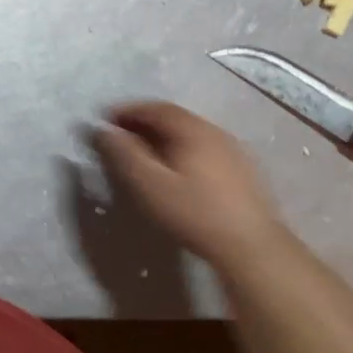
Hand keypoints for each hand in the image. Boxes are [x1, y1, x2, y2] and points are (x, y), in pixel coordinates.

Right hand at [91, 101, 283, 266]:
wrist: (249, 244)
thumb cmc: (192, 212)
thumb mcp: (148, 184)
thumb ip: (123, 154)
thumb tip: (102, 131)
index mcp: (192, 131)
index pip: (156, 108)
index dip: (127, 111)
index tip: (104, 120)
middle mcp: (215, 132)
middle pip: (174, 118)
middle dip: (143, 122)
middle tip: (120, 136)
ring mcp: (232, 150)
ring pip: (189, 133)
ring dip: (162, 136)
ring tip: (142, 154)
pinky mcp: (240, 169)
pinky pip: (202, 148)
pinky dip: (180, 148)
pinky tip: (174, 170)